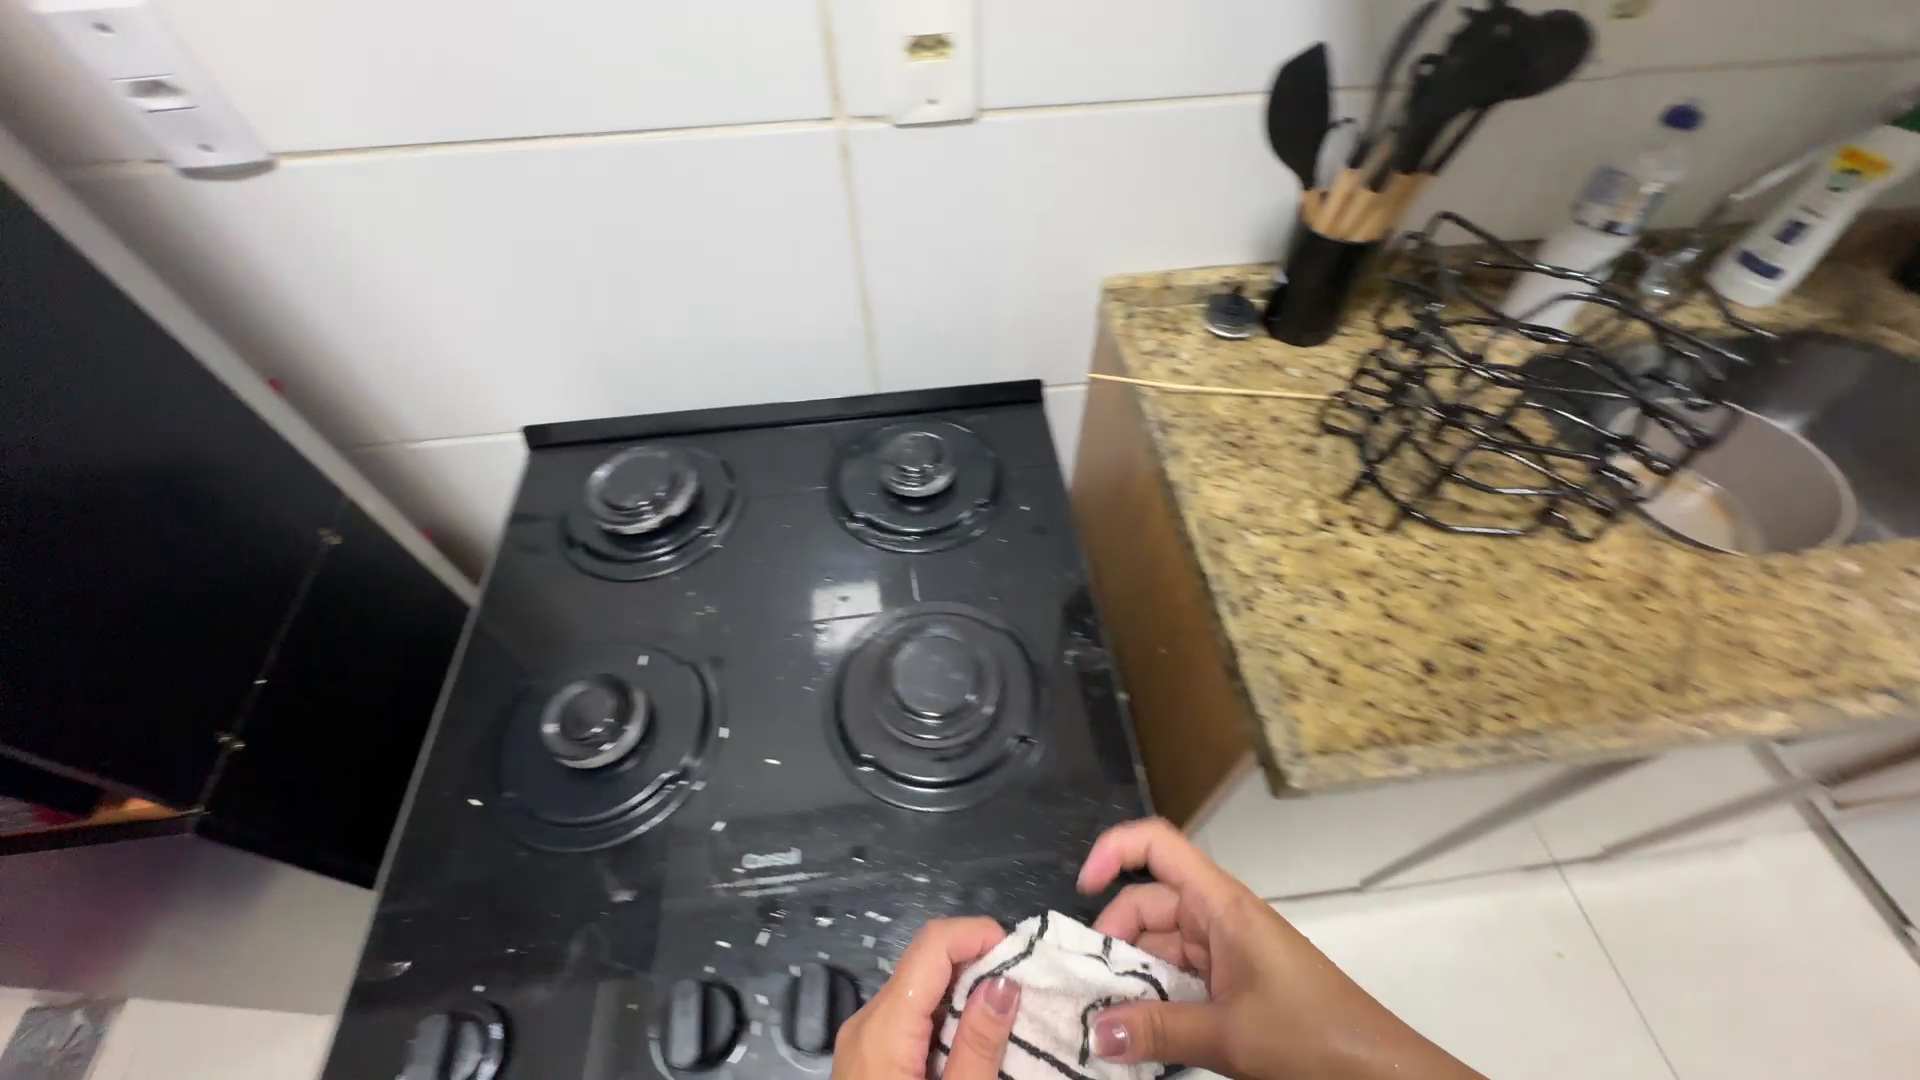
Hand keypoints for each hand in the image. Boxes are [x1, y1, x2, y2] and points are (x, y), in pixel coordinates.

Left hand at [831, 916, 1023, 1079]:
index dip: (977, 933)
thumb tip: (1005, 980)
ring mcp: (862, 1038)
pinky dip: (945, 1016)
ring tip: (1007, 1014)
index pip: (931, 944)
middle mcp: (866, 1019)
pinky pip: (910, 1016)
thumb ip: (978, 1045)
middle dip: (977, 964)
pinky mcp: (867, 1057)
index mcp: (882, 1026)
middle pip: (926, 962)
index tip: (1022, 955)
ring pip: (920, 988)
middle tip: (1024, 989)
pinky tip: (973, 1038)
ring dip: (964, 992)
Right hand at [1078, 818, 1484, 1079]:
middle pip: (1148, 904)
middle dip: (1113, 940)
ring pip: (1158, 948)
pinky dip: (1153, 1001)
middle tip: (1083, 989)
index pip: (1157, 846)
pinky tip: (1135, 1033)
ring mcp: (1223, 951)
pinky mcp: (1230, 984)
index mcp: (1220, 904)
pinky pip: (1177, 978)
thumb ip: (1157, 1032)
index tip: (1082, 887)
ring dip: (1131, 978)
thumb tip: (1093, 1033)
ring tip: (1101, 1018)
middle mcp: (1216, 916)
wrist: (1381, 1075)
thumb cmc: (1312, 1035)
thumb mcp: (1230, 1036)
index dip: (1114, 850)